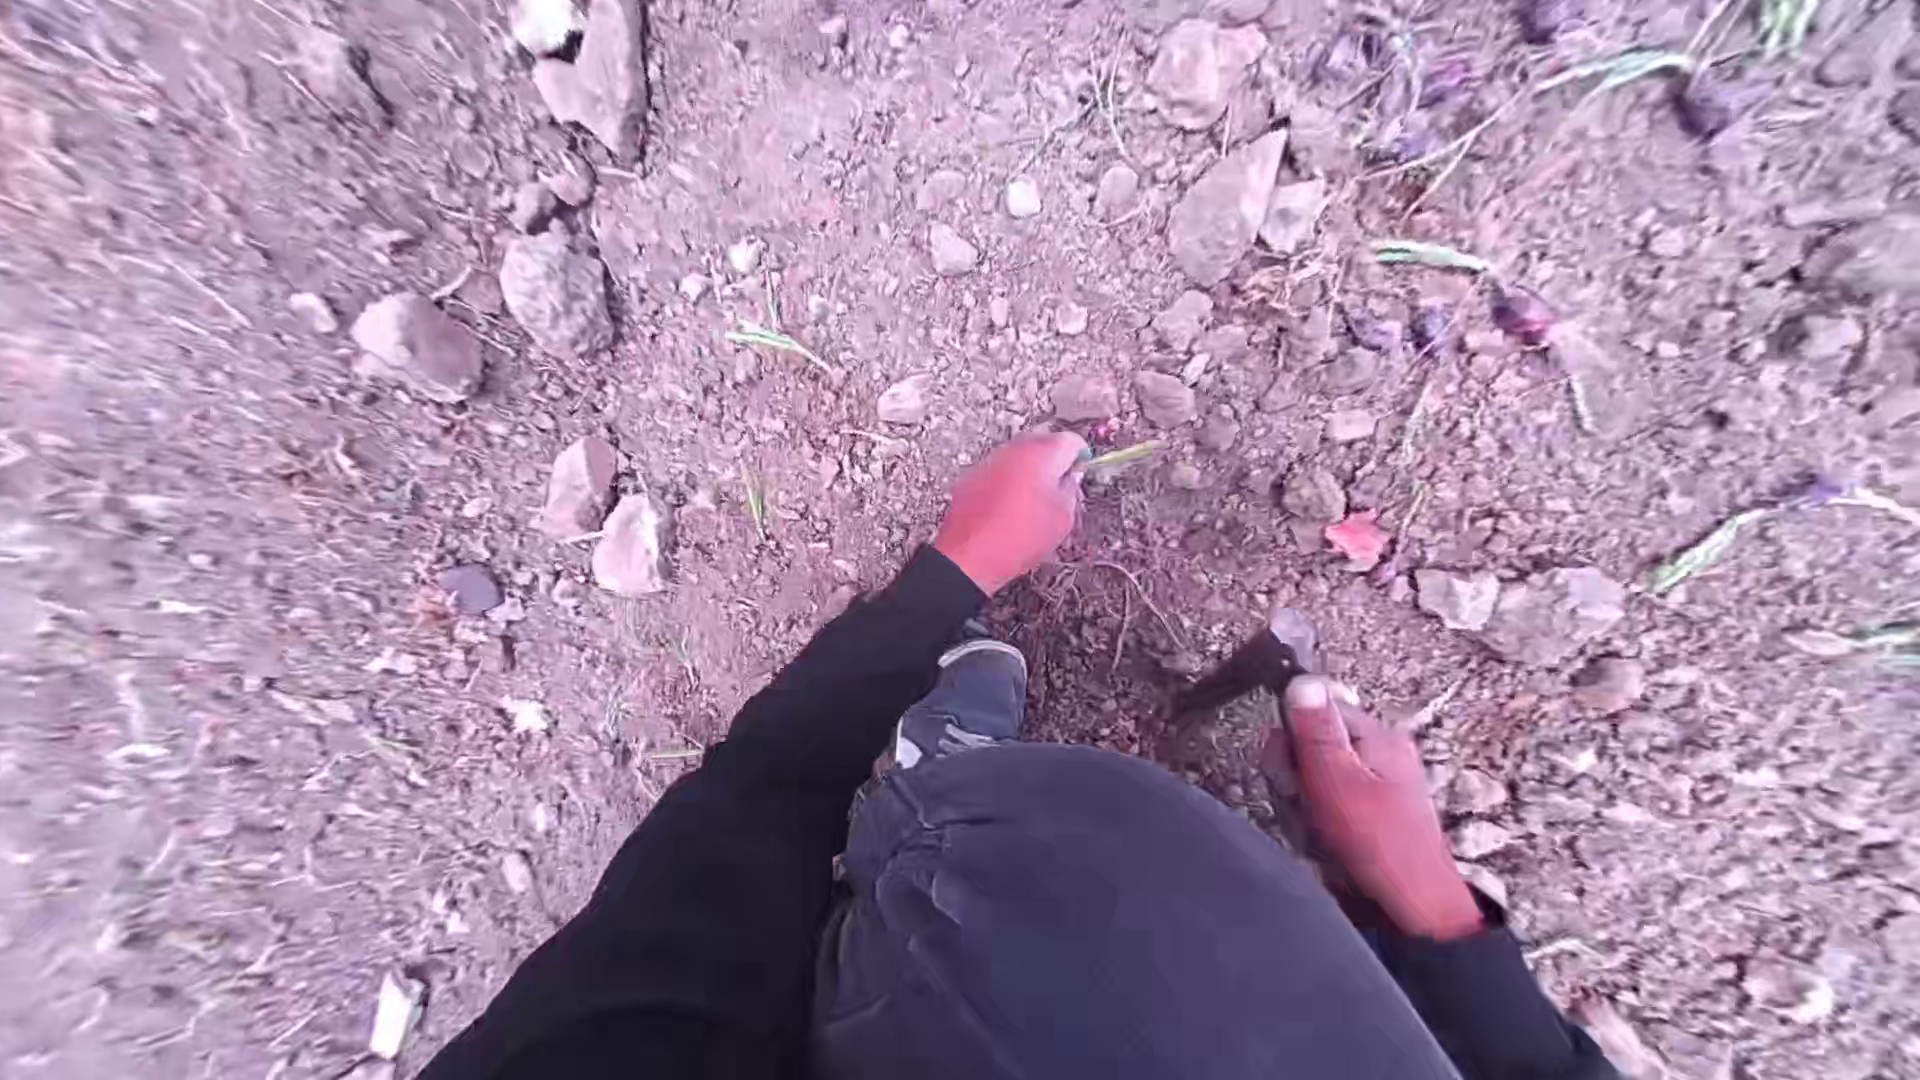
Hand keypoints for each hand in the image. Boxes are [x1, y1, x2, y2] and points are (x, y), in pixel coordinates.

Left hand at [932, 432, 1086, 595]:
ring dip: (1029, 470)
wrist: (971, 557)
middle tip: (1060, 485)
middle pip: (1043, 442)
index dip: (1080, 455)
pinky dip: (1007, 480)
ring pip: (1018, 455)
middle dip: (1054, 460)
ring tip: (1034, 500)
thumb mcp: (1062, 519)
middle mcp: (1014, 451)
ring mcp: (990, 462)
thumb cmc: (1016, 540)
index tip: (1081, 467)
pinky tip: (1010, 506)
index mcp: (1042, 456)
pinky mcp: (972, 477)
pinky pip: (998, 470)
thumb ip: (1072, 490)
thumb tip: (1071, 479)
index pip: (1070, 440)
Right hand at [1265, 676, 1484, 940]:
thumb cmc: (1374, 842)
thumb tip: (1302, 677)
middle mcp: (1378, 751)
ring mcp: (1373, 780)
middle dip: (1291, 766)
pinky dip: (1311, 809)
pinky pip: (1322, 791)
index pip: (1315, 706)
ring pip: (1310, 766)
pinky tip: (1317, 831)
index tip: (1289, 763)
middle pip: (1310, 735)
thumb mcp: (1336, 778)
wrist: (1411, 913)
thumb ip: (1315, 728)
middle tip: (1297, 796)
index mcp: (1378, 736)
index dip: (1292, 731)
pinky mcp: (1365, 807)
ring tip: (1309, 820)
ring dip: (1297, 792)